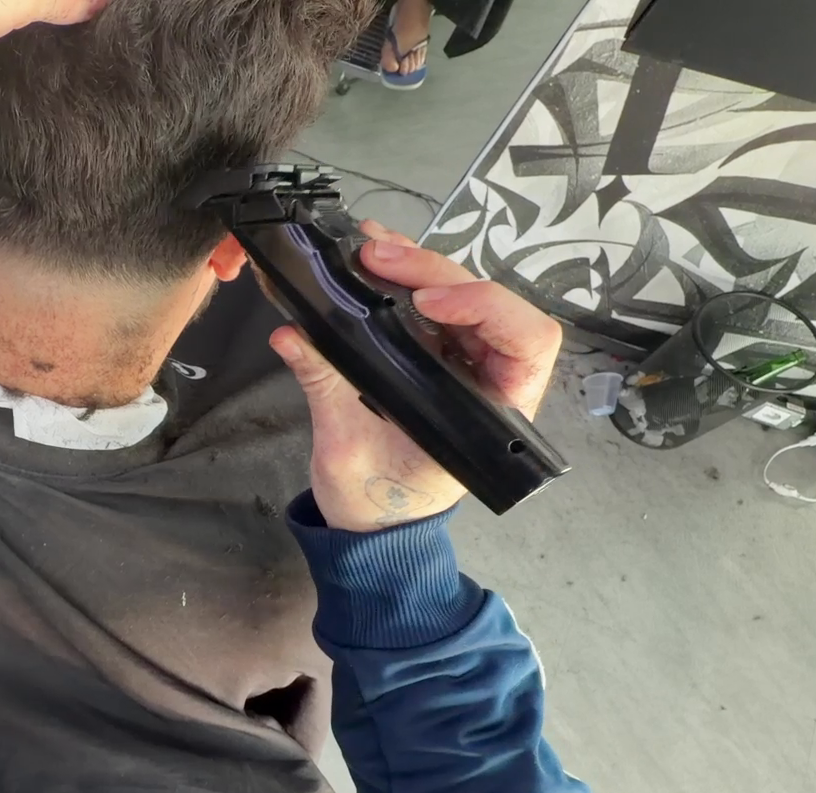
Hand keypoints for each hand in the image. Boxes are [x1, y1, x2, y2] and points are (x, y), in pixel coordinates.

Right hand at [271, 221, 559, 532]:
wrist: (369, 521)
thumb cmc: (376, 501)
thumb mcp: (347, 448)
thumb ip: (326, 387)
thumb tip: (291, 335)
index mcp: (494, 408)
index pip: (524, 340)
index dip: (485, 308)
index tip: (427, 302)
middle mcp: (485, 376)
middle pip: (481, 304)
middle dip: (430, 271)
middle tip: (375, 256)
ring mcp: (456, 363)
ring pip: (453, 298)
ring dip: (414, 267)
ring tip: (369, 246)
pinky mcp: (425, 358)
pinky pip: (421, 312)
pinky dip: (397, 283)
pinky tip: (368, 262)